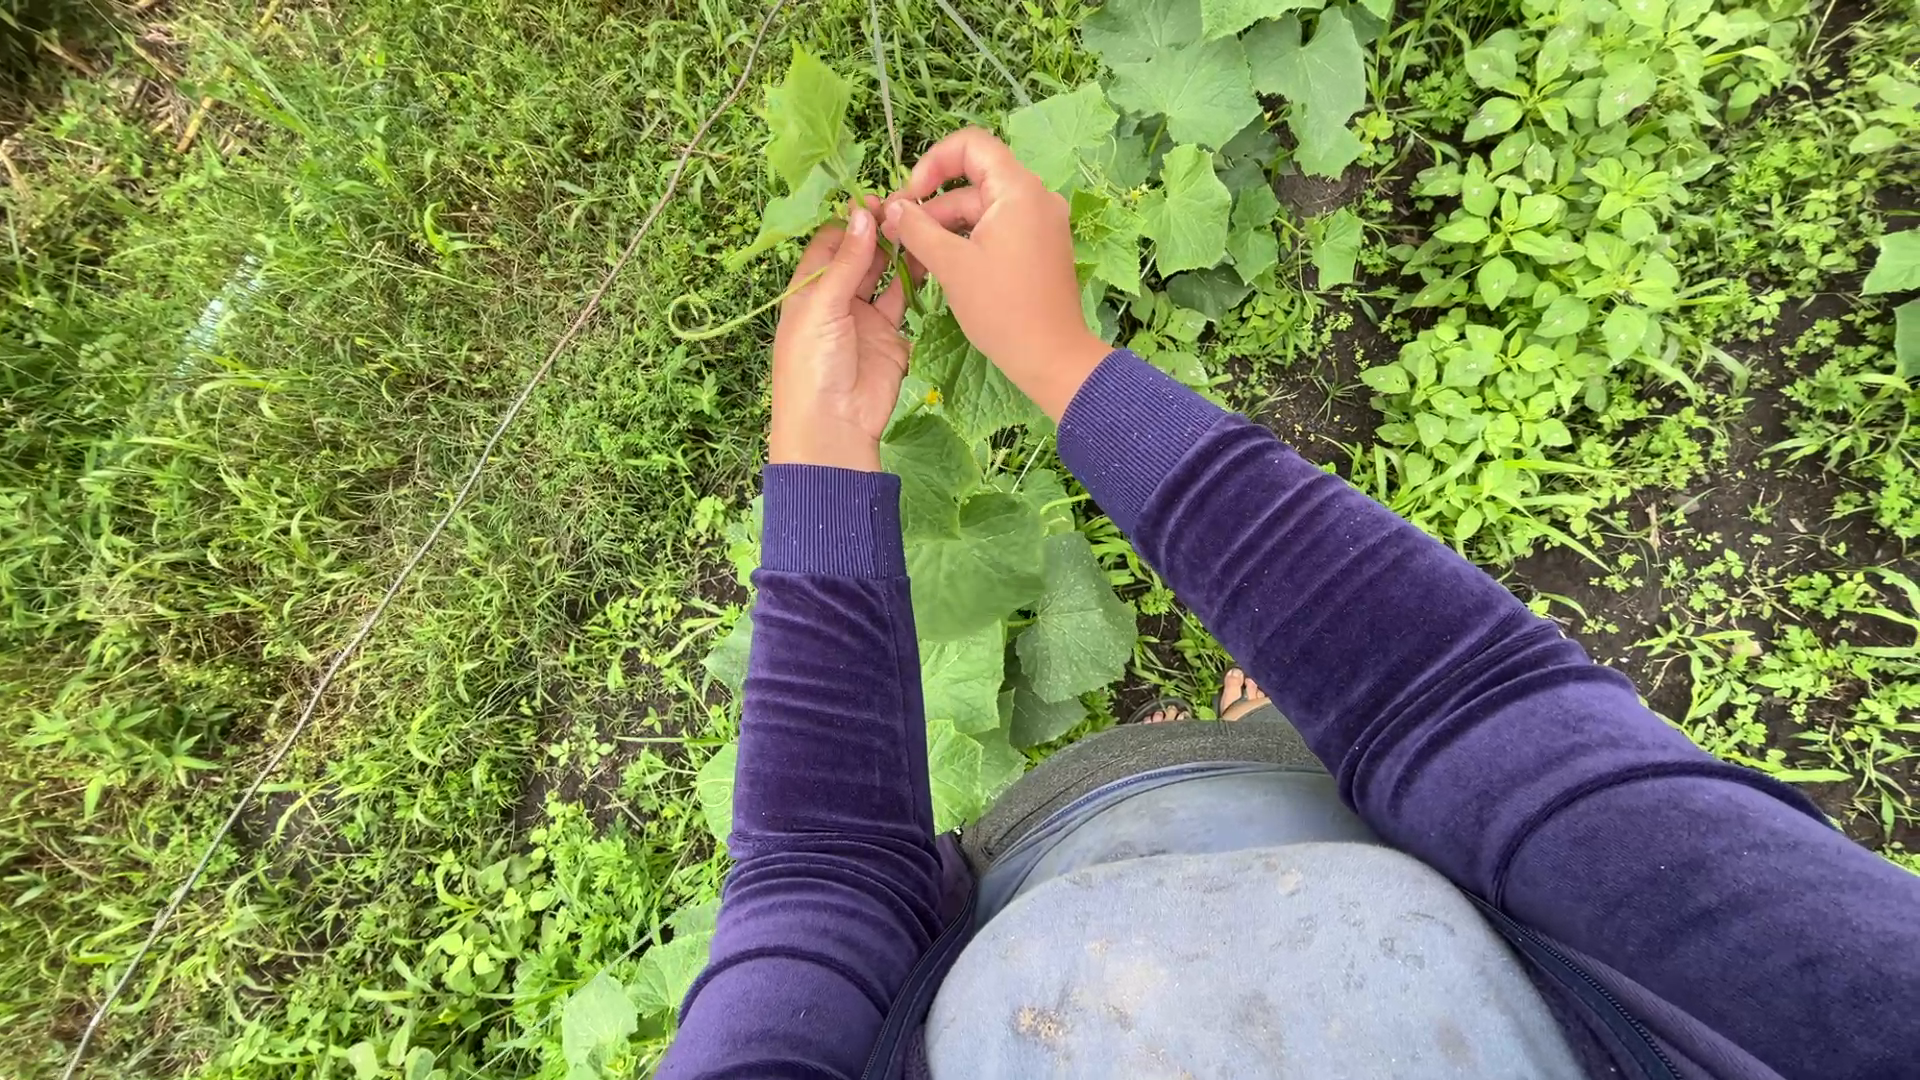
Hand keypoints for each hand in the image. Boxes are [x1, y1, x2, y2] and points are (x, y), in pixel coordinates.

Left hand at [769, 200, 913, 471]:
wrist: (835, 423)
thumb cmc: (812, 364)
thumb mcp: (822, 306)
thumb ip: (847, 261)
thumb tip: (862, 214)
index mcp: (808, 290)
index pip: (830, 244)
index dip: (850, 221)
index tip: (875, 200)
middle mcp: (836, 300)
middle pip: (859, 256)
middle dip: (878, 232)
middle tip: (904, 207)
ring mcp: (865, 318)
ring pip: (883, 276)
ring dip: (898, 253)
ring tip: (919, 226)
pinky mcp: (891, 337)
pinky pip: (902, 302)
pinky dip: (913, 281)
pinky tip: (927, 257)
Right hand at [882, 128, 1111, 419]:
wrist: (1051, 358)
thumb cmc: (1003, 310)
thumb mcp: (952, 266)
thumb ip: (918, 230)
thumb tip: (893, 208)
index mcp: (1018, 190)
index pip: (971, 146)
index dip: (933, 163)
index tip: (910, 196)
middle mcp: (1035, 199)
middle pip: (974, 184)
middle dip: (932, 206)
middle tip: (897, 235)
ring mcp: (1040, 226)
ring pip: (982, 213)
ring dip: (946, 230)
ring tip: (913, 258)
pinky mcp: (1039, 251)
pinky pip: (998, 233)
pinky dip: (969, 244)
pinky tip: (942, 267)